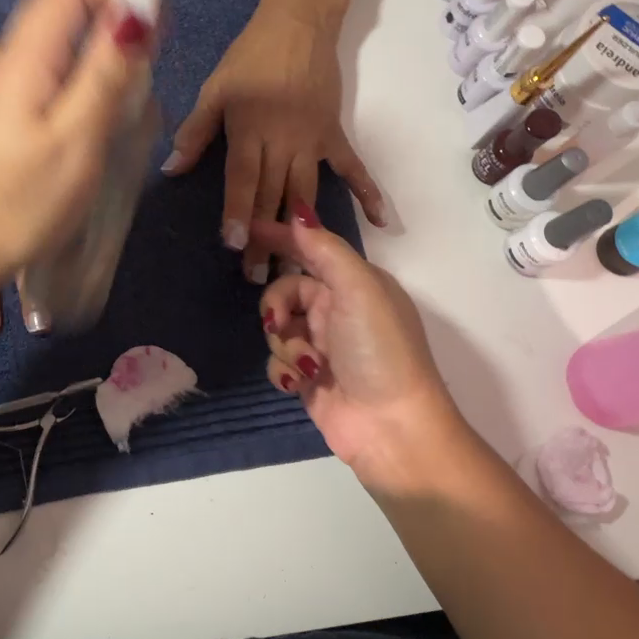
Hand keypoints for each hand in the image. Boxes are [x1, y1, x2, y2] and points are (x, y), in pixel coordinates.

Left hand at [0, 0, 152, 296]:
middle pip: (60, 13)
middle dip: (111, 13)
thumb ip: (105, 72)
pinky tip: (102, 110)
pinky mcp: (4, 124)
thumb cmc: (21, 203)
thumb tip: (137, 7)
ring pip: (56, 48)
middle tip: (156, 44)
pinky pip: (49, 79)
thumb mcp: (75, 138)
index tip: (160, 8)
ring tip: (139, 74)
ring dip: (98, 46)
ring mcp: (2, 96)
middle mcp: (8, 66)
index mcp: (25, 60)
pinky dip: (82, 77)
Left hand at [165, 1, 387, 284]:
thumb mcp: (214, 90)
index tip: (236, 245)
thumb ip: (194, 133)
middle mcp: (282, 142)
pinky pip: (352, 169)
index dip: (239, 212)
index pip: (242, 179)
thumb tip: (170, 171)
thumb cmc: (250, 58)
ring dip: (300, 233)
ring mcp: (312, 142)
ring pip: (304, 194)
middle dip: (265, 238)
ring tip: (296, 269)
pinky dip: (366, 193)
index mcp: (249, 131)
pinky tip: (378, 221)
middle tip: (259, 279)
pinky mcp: (335, 136)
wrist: (299, 23)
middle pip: (271, 197)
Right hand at [250, 210, 462, 498]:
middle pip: (285, 292)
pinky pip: (277, 362)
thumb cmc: (380, 351)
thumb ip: (325, 249)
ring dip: (283, 345)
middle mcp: (338, 311)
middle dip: (276, 307)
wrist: (391, 426)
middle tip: (277, 324)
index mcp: (357, 284)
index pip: (311, 250)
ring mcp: (323, 347)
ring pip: (277, 330)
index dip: (281, 238)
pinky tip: (297, 384)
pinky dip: (282, 370)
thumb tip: (298, 212)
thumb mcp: (359, 288)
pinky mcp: (308, 378)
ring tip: (306, 366)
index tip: (247, 230)